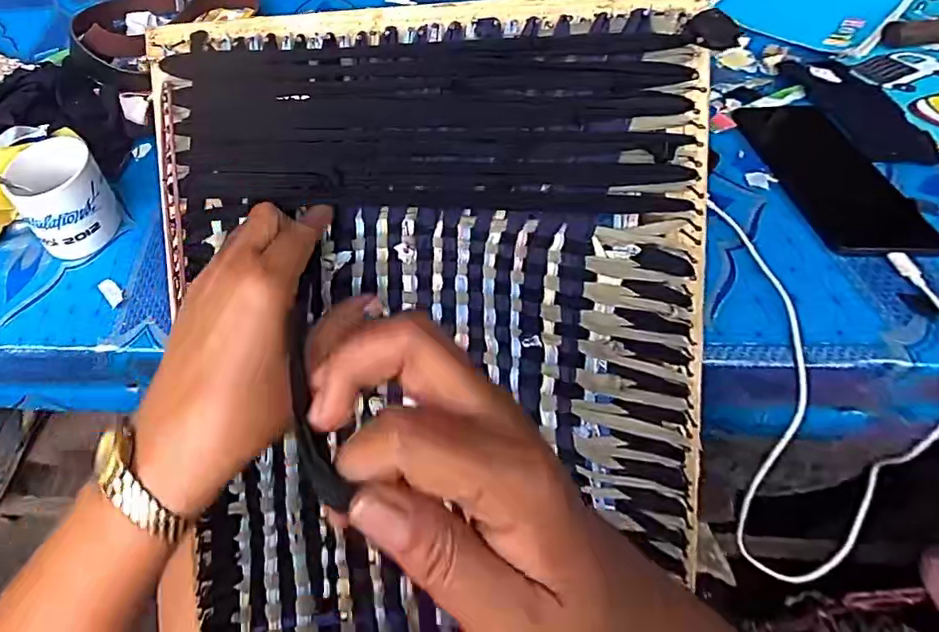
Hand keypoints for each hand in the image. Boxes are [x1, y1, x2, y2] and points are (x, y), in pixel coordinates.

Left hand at [130, 202, 331, 516]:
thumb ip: (335, 332)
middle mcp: (232, 270)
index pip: (297, 233)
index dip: (316, 222)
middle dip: (288, 223)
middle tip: (307, 249)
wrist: (172, 442)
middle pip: (263, 217)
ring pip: (240, 232)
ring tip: (283, 273)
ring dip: (263, 238)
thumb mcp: (302, 377)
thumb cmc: (243, 414)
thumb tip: (365, 302)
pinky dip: (243, 256)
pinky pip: (223, 255)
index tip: (328, 218)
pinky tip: (253, 295)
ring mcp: (206, 280)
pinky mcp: (190, 295)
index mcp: (264, 283)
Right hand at [308, 307, 728, 631]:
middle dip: (349, 359)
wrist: (622, 598)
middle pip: (413, 340)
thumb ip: (438, 558)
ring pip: (413, 335)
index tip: (345, 503)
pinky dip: (370, 360)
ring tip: (321, 397)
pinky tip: (347, 393)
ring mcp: (487, 403)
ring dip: (356, 349)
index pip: (411, 431)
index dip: (360, 458)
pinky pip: (417, 358)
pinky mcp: (475, 407)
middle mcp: (496, 415)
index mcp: (509, 471)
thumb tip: (359, 498)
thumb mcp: (514, 622)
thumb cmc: (572, 615)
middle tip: (316, 415)